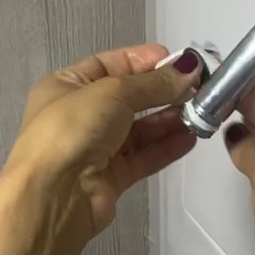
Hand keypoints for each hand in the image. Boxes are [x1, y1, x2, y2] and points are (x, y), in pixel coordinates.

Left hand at [1, 43, 202, 240]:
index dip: (143, 61)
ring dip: (169, 120)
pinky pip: (143, 157)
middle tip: (198, 87)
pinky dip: (166, 147)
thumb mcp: (112, 93)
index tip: (177, 61)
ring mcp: (95, 148)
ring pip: (139, 130)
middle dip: (162, 91)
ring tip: (201, 112)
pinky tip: (190, 138)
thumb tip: (189, 70)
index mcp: (66, 85)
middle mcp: (79, 115)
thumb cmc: (73, 128)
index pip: (110, 65)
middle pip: (128, 98)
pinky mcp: (111, 177)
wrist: (53, 194)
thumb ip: (153, 83)